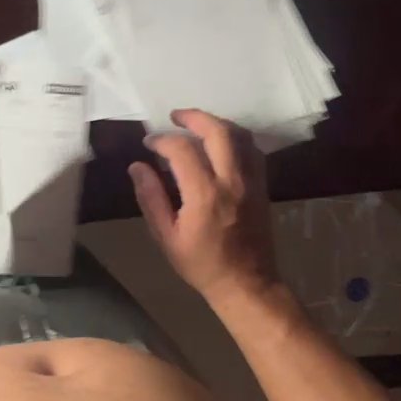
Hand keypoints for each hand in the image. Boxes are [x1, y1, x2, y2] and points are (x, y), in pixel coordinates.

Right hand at [128, 109, 279, 302]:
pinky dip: (234, 138)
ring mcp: (252, 181)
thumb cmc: (201, 263)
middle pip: (218, 131)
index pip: (182, 150)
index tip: (148, 144)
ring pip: (240, 135)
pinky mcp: (262, 186)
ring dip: (217, 124)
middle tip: (175, 117)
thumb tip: (137, 166)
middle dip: (194, 117)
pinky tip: (219, 143)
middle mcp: (232, 181)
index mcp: (205, 195)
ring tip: (196, 125)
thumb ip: (151, 198)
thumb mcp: (166, 236)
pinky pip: (252, 150)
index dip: (161, 140)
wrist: (247, 283)